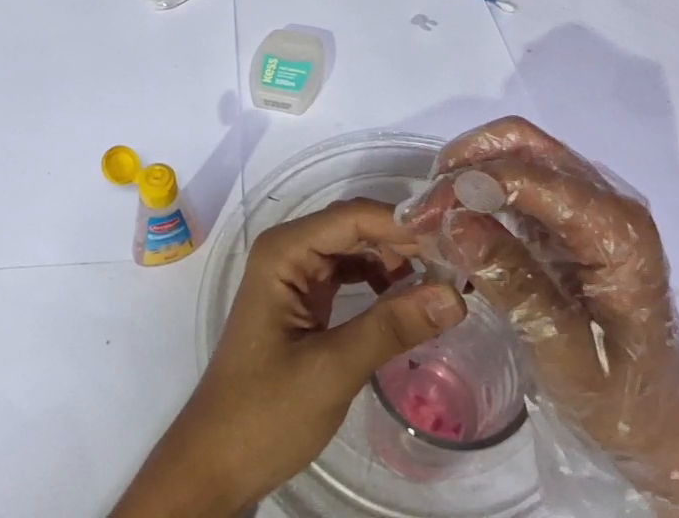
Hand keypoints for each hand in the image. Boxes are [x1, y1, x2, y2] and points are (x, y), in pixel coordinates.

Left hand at [111, 199, 466, 516]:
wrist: (216, 462)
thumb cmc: (264, 412)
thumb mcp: (332, 368)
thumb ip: (392, 327)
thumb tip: (456, 294)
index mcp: (284, 253)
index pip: (354, 217)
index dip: (405, 224)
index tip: (459, 241)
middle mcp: (288, 253)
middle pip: (356, 227)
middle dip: (406, 240)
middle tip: (462, 262)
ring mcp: (295, 278)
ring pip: (356, 250)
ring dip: (397, 260)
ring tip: (445, 281)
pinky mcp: (304, 304)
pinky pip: (350, 276)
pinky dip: (381, 282)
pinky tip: (410, 301)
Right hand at [402, 117, 678, 516]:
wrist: (662, 425)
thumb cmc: (619, 397)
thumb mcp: (563, 353)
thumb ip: (514, 284)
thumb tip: (456, 222)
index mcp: (616, 231)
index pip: (530, 177)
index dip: (467, 185)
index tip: (418, 217)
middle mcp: (609, 202)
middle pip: (525, 145)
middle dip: (464, 165)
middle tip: (419, 209)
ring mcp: (593, 206)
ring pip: (520, 154)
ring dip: (469, 172)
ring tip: (428, 214)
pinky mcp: (574, 220)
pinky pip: (522, 181)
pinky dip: (482, 189)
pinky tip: (455, 219)